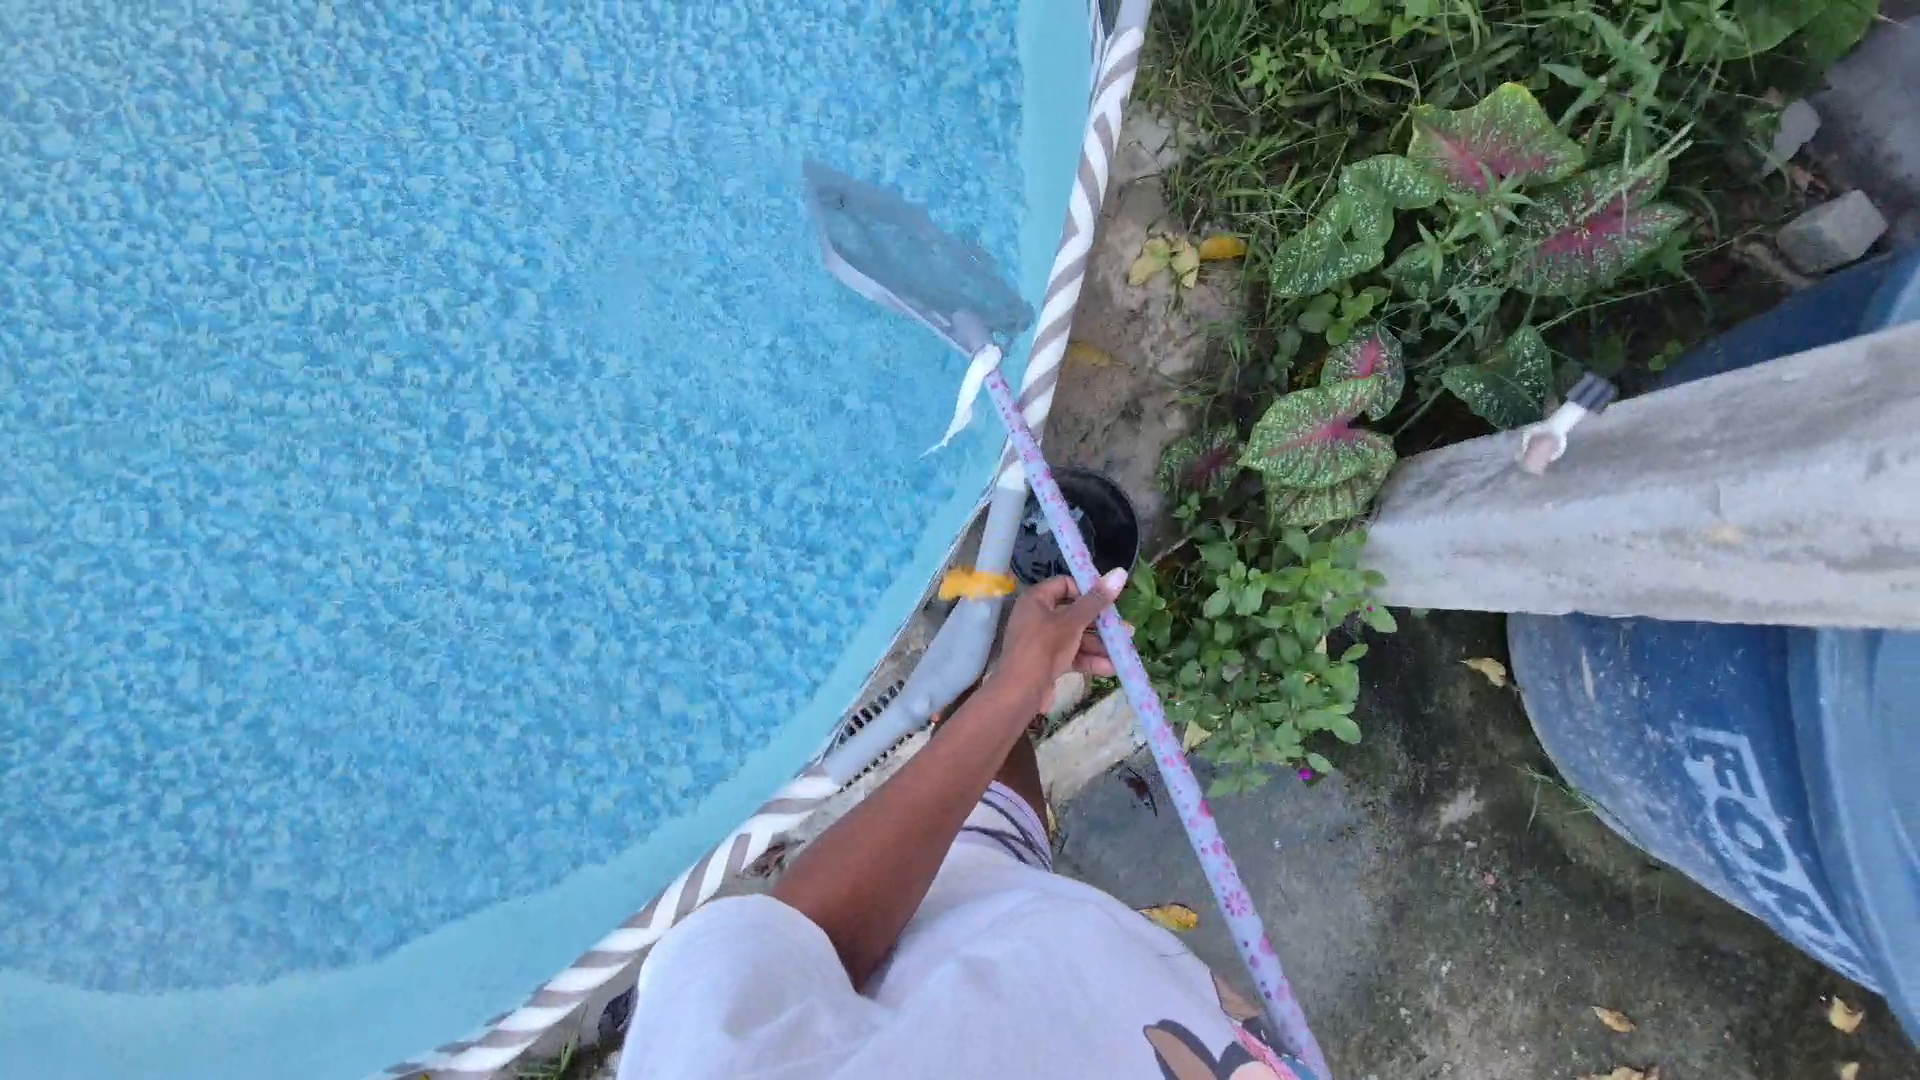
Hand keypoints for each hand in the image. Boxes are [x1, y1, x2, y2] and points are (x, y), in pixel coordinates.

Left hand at [985, 569, 1126, 715]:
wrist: (1021, 691)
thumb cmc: (1044, 646)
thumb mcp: (1073, 621)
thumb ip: (1096, 600)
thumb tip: (1120, 572)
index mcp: (1036, 600)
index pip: (1064, 584)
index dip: (1086, 590)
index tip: (1108, 600)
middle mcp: (1037, 617)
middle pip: (1074, 613)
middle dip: (1100, 623)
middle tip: (1124, 628)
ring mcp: (1042, 641)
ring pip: (1075, 637)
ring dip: (1099, 644)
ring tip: (1123, 651)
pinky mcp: (1048, 661)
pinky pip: (1072, 654)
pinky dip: (1089, 659)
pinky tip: (1111, 667)